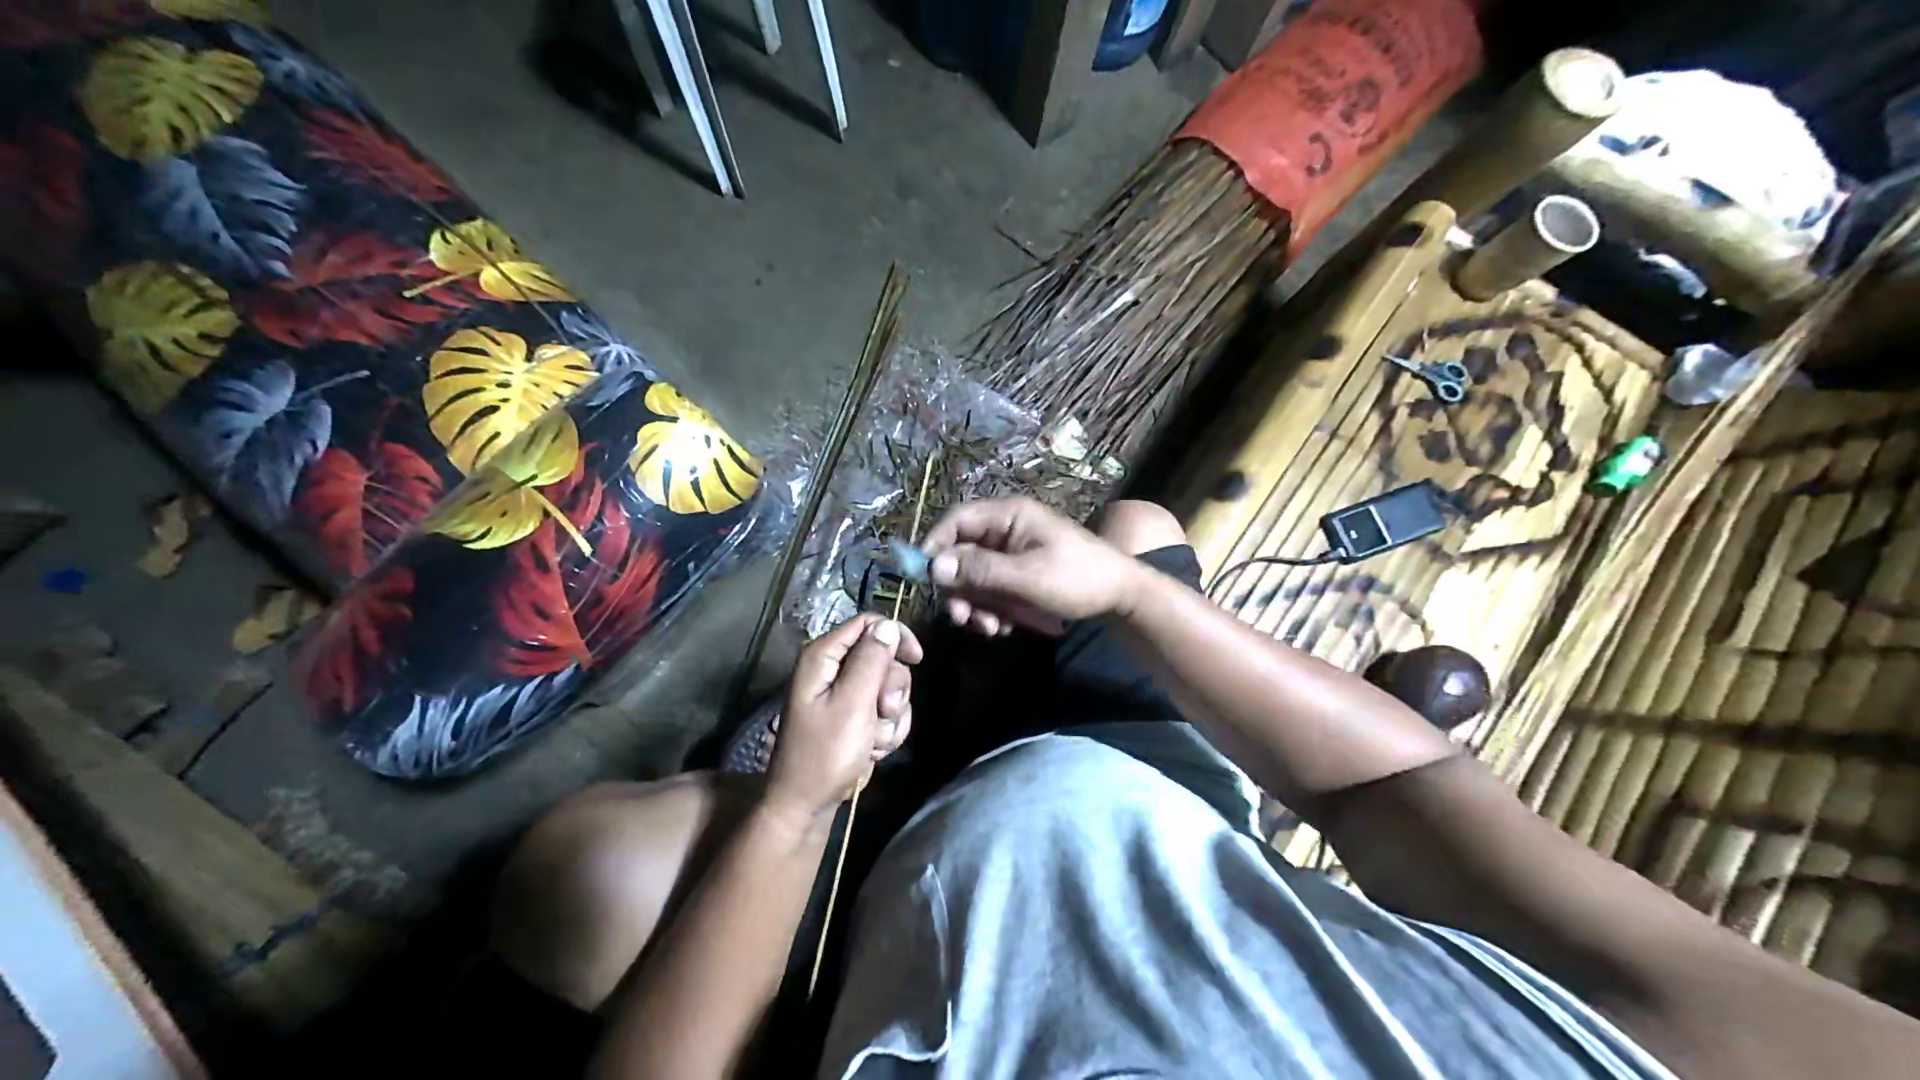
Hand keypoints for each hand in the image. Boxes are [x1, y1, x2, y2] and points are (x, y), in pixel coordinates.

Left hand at [763, 614, 922, 822]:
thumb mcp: (852, 704)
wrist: (808, 805)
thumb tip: (889, 626)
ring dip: (890, 716)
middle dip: (892, 688)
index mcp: (823, 657)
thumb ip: (872, 661)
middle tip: (884, 712)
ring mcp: (844, 696)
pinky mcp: (855, 718)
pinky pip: (885, 712)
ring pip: (889, 687)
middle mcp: (833, 670)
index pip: (868, 624)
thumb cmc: (825, 754)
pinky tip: (873, 748)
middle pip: (883, 657)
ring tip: (873, 739)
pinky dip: (886, 731)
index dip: (895, 637)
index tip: (917, 659)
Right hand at [920, 497, 1143, 635]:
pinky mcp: (1018, 578)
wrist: (1121, 599)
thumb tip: (933, 567)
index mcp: (1009, 516)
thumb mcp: (1026, 576)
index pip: (957, 520)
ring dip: (975, 605)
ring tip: (989, 629)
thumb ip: (979, 570)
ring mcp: (1012, 556)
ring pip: (973, 578)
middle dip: (958, 588)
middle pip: (961, 554)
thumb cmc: (1077, 578)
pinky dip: (991, 611)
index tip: (923, 577)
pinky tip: (1004, 628)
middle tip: (960, 616)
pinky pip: (991, 592)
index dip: (935, 545)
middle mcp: (1006, 532)